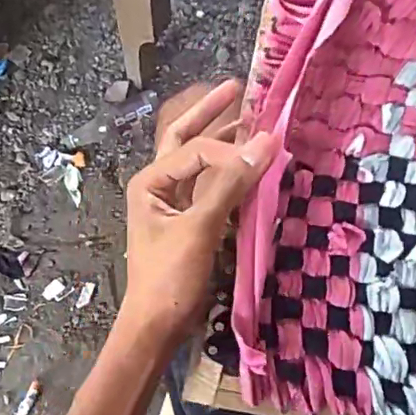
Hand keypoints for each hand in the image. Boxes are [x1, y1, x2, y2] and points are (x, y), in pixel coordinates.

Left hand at [118, 80, 279, 343]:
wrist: (158, 327)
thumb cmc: (170, 278)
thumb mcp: (199, 228)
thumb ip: (230, 184)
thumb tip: (265, 142)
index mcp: (150, 181)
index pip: (196, 150)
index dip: (230, 149)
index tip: (266, 153)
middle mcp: (159, 185)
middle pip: (186, 138)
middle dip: (210, 113)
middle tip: (238, 87)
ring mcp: (174, 204)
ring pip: (200, 162)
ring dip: (222, 140)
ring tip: (248, 117)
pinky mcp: (190, 222)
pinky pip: (211, 188)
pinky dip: (230, 173)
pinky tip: (249, 165)